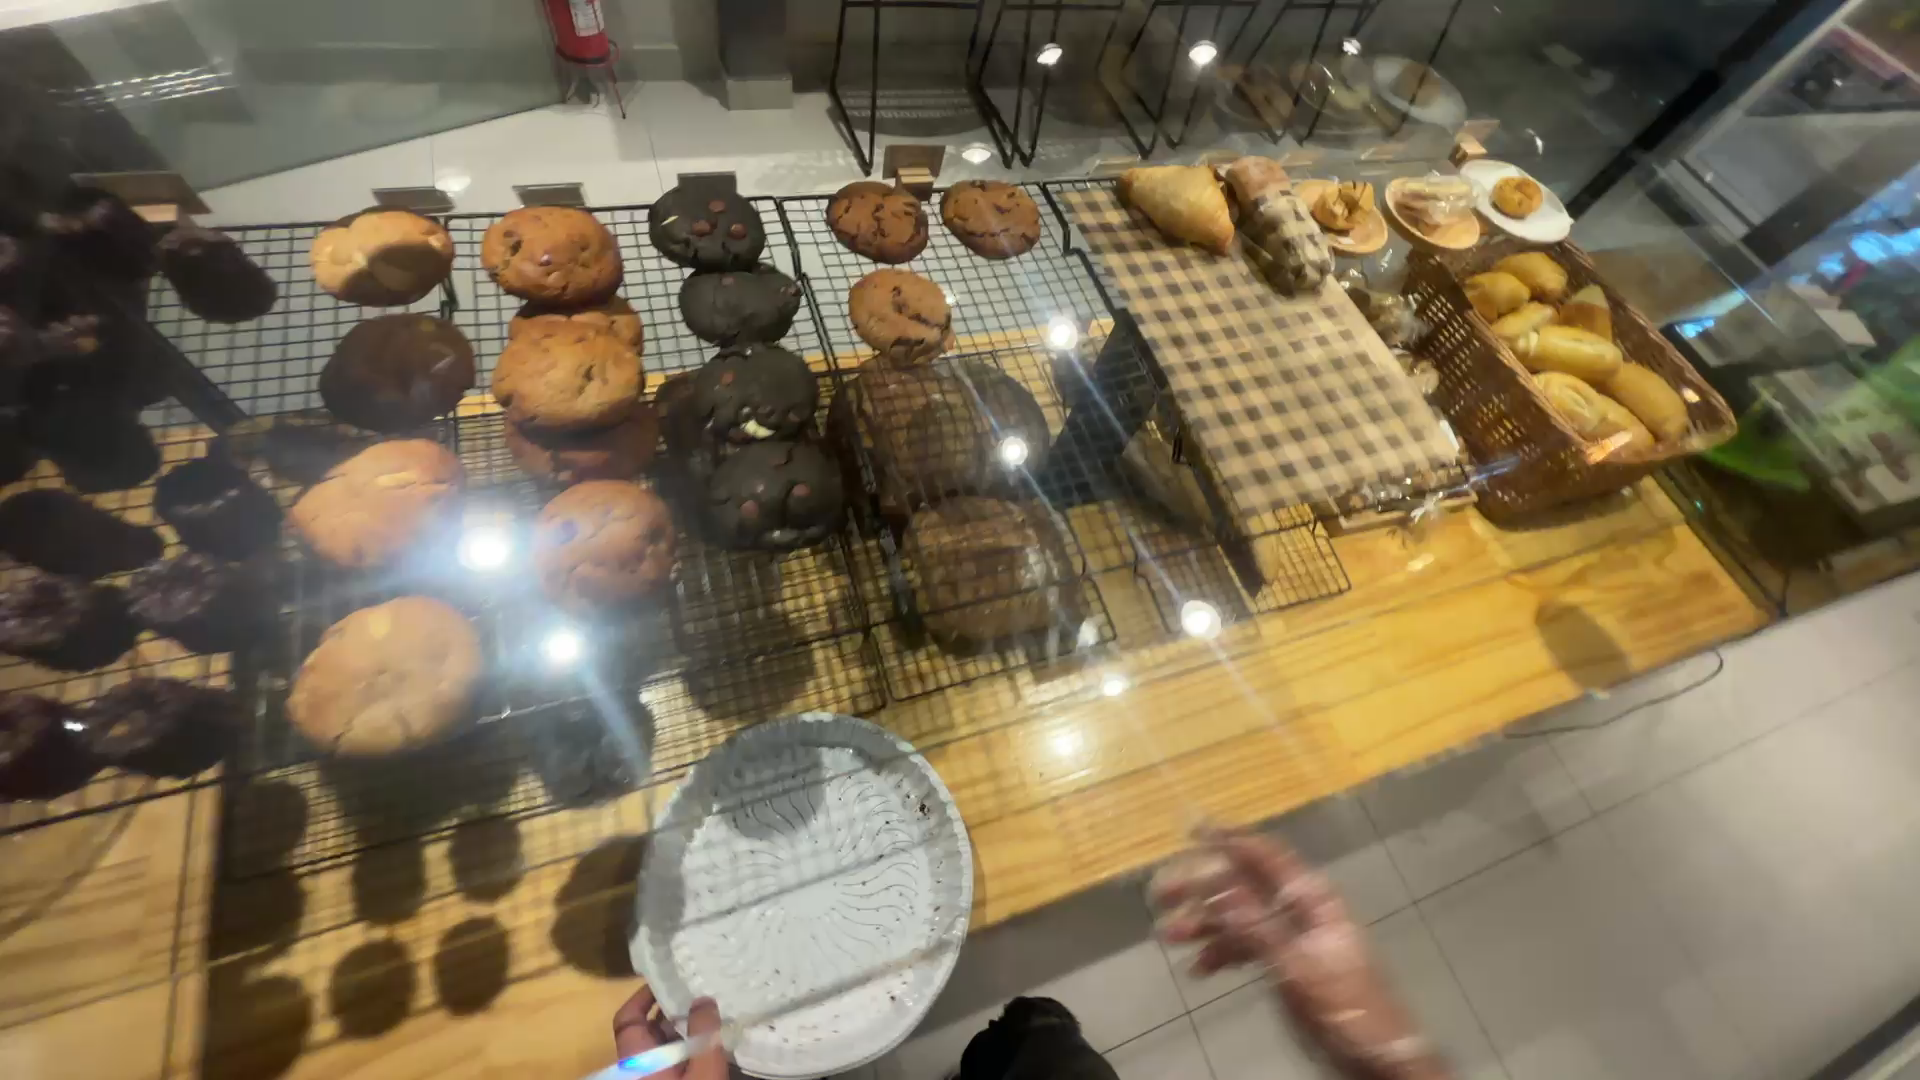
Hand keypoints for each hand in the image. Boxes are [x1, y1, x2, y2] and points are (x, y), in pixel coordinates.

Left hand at [611, 985, 726, 1079]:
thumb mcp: (704, 1068)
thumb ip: (703, 1031)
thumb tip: (701, 999)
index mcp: (638, 1060)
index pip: (627, 1019)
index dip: (643, 996)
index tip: (669, 978)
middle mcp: (639, 1068)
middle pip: (648, 1029)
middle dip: (673, 1008)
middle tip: (700, 989)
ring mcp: (652, 1078)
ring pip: (663, 1046)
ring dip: (684, 1028)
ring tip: (711, 1010)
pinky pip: (672, 1061)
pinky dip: (688, 1047)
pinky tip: (712, 1041)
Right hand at [1150, 829, 1448, 1079]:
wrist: (1382, 1062)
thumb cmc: (1347, 1009)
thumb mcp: (1298, 967)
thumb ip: (1258, 926)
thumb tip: (1219, 885)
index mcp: (1311, 898)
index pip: (1265, 855)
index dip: (1229, 839)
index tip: (1190, 831)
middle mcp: (1298, 908)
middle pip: (1243, 884)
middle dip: (1201, 888)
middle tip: (1161, 893)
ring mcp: (1291, 935)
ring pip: (1238, 915)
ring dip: (1204, 923)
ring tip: (1169, 935)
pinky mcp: (1286, 961)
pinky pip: (1245, 945)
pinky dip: (1221, 953)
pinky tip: (1199, 967)